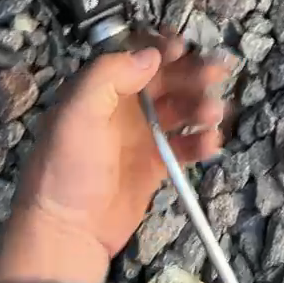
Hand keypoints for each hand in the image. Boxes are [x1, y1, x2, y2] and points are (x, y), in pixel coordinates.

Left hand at [0, 30, 232, 282]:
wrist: (67, 234)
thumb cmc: (68, 169)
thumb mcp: (77, 114)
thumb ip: (110, 76)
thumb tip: (151, 54)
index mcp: (99, 90)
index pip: (135, 57)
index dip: (161, 48)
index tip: (183, 48)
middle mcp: (123, 107)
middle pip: (166, 79)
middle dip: (192, 73)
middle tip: (216, 72)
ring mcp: (141, 136)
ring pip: (181, 108)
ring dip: (201, 104)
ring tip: (215, 112)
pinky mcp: (156, 164)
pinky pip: (186, 143)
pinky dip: (201, 140)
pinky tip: (211, 142)